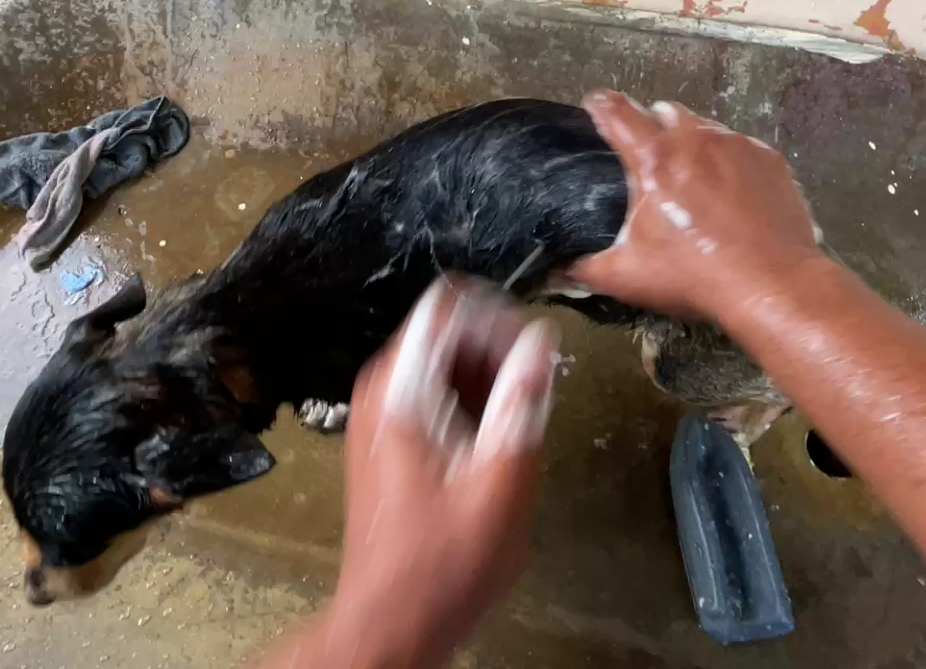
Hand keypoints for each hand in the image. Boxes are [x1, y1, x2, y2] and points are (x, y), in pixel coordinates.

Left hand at [259, 276, 559, 668]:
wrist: (390, 622)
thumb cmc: (443, 561)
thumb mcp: (500, 481)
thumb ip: (522, 401)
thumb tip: (542, 338)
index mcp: (400, 385)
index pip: (446, 304)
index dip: (495, 311)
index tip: (533, 343)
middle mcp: (383, 384)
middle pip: (446, 328)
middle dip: (497, 344)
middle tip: (537, 382)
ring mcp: (382, 407)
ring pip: (443, 358)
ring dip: (488, 372)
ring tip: (524, 410)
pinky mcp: (390, 432)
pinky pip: (435, 388)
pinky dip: (471, 396)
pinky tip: (498, 431)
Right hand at [569, 91, 827, 320]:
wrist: (773, 284)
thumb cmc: (693, 275)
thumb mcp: (627, 276)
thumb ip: (584, 268)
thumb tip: (557, 270)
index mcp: (654, 158)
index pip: (617, 113)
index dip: (601, 105)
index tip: (594, 104)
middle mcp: (695, 139)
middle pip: (664, 111)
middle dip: (651, 123)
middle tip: (647, 153)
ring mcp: (737, 145)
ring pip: (704, 125)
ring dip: (690, 139)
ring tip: (689, 171)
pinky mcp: (769, 159)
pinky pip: (738, 145)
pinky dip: (726, 158)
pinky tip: (728, 188)